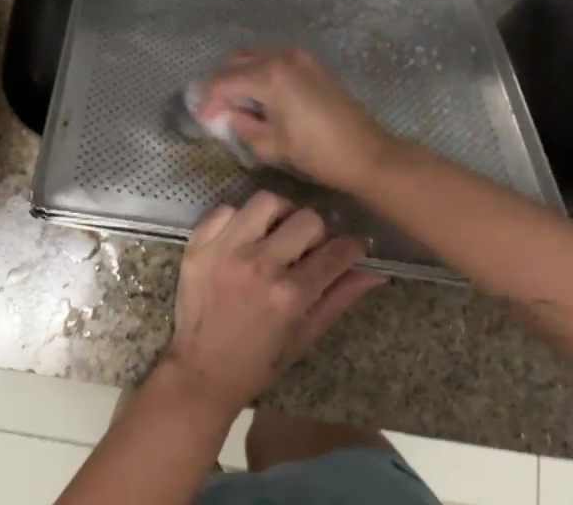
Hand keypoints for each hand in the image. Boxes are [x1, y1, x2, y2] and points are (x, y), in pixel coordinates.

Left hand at [162, 192, 384, 414]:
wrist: (201, 371)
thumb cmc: (259, 361)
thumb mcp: (306, 336)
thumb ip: (339, 298)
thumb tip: (375, 272)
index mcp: (290, 294)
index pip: (336, 251)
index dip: (351, 246)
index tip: (350, 248)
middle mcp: (259, 265)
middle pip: (306, 218)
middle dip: (318, 230)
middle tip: (310, 245)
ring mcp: (224, 250)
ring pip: (266, 201)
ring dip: (280, 214)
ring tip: (277, 232)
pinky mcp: (198, 245)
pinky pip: (225, 209)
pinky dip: (239, 218)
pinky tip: (244, 236)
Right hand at [195, 49, 413, 190]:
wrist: (367, 153)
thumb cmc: (317, 154)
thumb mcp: (271, 146)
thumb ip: (241, 126)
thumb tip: (227, 116)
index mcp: (270, 77)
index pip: (223, 81)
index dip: (208, 100)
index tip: (203, 119)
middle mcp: (281, 57)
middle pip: (235, 61)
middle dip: (220, 83)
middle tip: (216, 109)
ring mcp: (298, 56)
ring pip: (254, 56)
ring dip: (239, 74)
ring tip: (236, 102)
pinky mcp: (310, 62)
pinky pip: (273, 58)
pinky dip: (258, 71)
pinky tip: (260, 95)